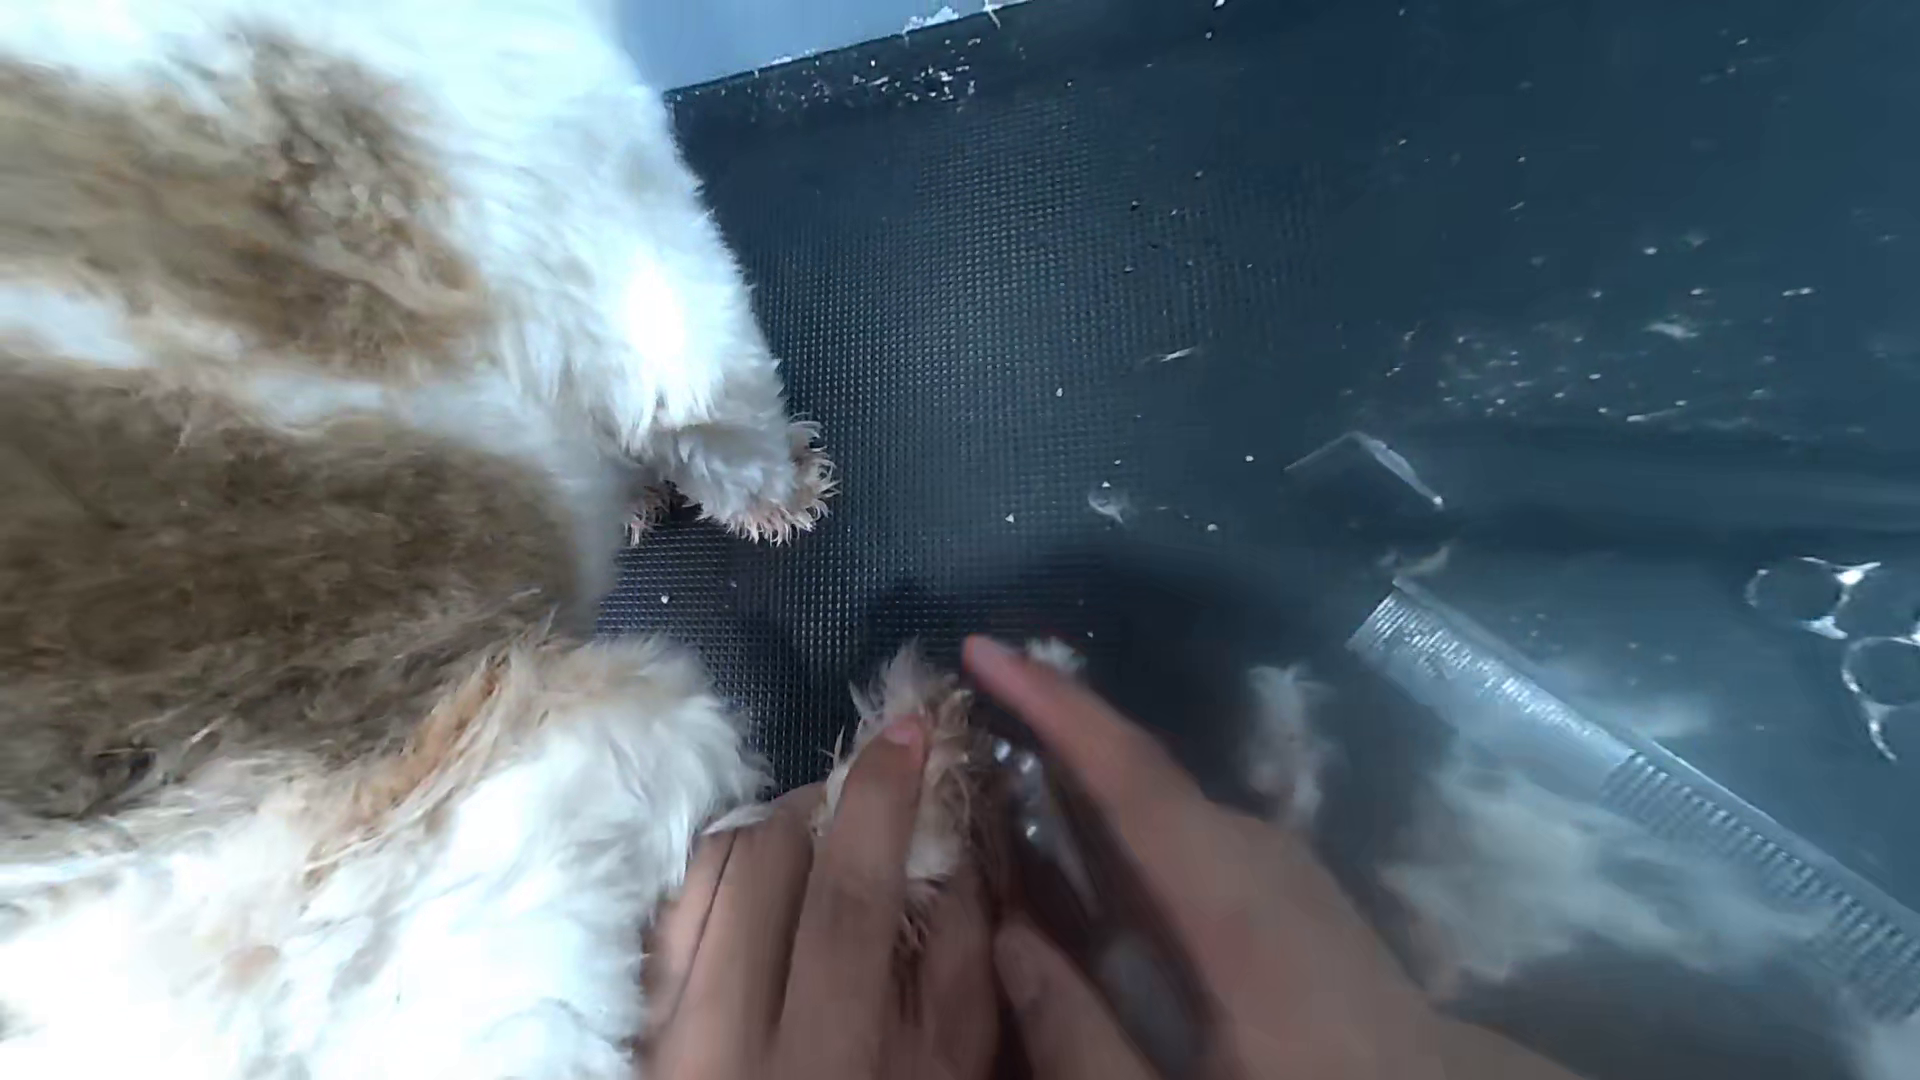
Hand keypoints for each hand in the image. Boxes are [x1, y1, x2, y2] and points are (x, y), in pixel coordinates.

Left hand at [642, 715, 996, 1079]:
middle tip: (859, 800)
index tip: (908, 734)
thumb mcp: (953, 1065)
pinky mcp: (637, 1022)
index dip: (880, 799)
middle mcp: (726, 1045)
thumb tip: (948, 835)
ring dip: (777, 824)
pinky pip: (677, 897)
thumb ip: (961, 947)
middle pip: (768, 857)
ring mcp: (666, 1032)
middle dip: (824, 799)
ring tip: (815, 840)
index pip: (848, 895)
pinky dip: (729, 859)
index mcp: (830, 1062)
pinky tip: (764, 882)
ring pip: (716, 862)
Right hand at [964, 635, 1456, 1079]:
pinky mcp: (1268, 868)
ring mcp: (1265, 851)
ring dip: (1073, 758)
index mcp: (1230, 896)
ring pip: (1147, 785)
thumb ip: (1085, 1045)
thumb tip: (1007, 939)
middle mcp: (1247, 844)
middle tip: (966, 707)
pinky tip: (1074, 833)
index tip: (982, 649)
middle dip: (1045, 717)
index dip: (1051, 700)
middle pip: (1127, 758)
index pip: (1126, 766)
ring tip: (999, 759)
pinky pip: (1168, 815)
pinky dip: (1109, 801)